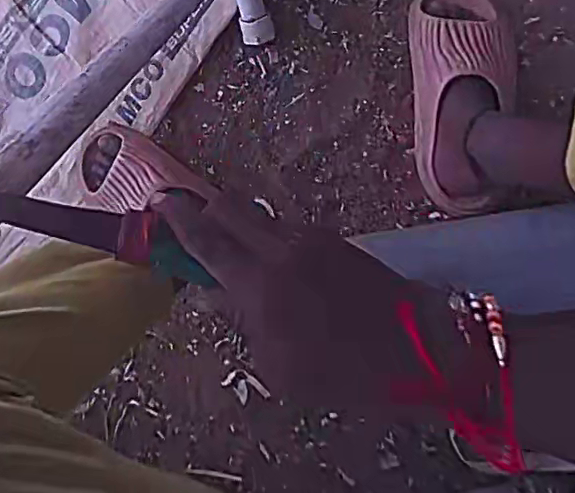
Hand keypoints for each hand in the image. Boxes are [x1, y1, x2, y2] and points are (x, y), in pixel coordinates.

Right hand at [152, 191, 474, 419]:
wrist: (416, 344)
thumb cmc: (344, 372)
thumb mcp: (280, 365)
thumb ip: (240, 318)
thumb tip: (210, 288)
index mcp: (261, 285)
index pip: (206, 239)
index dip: (176, 217)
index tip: (157, 201)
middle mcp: (280, 247)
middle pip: (227, 206)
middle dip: (201, 209)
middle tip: (190, 225)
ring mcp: (307, 234)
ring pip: (256, 216)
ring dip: (238, 229)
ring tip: (243, 265)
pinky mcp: (328, 234)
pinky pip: (284, 228)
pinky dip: (269, 241)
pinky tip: (283, 275)